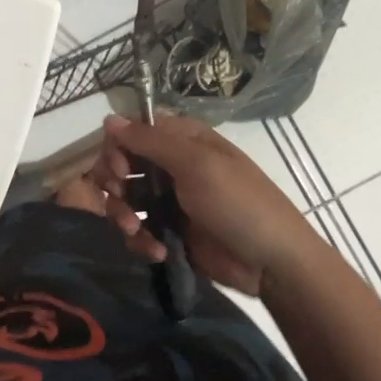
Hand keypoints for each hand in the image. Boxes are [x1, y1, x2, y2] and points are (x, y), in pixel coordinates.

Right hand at [95, 113, 319, 295]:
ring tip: (138, 233)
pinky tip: (157, 252)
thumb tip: (109, 118)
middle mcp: (171, 166)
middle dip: (115, 187)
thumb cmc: (239, 204)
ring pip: (123, 200)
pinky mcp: (168, 232)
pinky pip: (137, 230)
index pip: (132, 132)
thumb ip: (150, 141)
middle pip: (121, 166)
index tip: (120, 172)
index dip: (117, 149)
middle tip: (123, 206)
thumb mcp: (197, 165)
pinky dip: (140, 241)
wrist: (271, 263)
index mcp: (183, 140)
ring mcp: (169, 200)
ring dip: (123, 217)